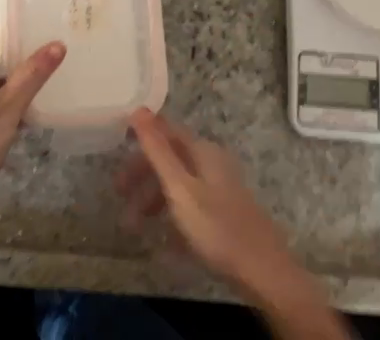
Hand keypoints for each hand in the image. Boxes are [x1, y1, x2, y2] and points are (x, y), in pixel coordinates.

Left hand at [0, 23, 64, 212]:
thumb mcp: (6, 110)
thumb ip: (31, 76)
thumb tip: (57, 44)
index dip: (2, 21)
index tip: (31, 18)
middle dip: (12, 47)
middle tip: (45, 42)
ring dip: (10, 73)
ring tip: (44, 69)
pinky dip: (4, 95)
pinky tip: (30, 104)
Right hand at [118, 109, 305, 301]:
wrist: (263, 271)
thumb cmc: (216, 227)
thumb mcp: (180, 188)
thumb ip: (158, 150)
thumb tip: (138, 109)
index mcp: (203, 151)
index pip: (165, 132)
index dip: (140, 139)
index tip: (115, 151)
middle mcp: (213, 162)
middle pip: (171, 159)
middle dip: (143, 175)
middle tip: (119, 196)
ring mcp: (221, 187)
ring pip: (179, 183)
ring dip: (154, 199)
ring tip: (135, 225)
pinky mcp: (225, 211)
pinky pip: (191, 204)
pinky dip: (172, 214)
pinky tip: (163, 239)